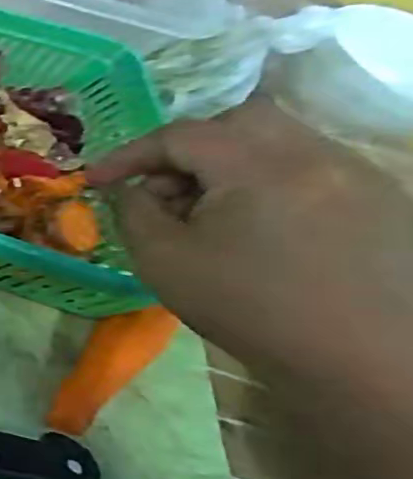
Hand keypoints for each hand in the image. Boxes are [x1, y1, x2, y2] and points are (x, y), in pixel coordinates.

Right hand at [88, 99, 412, 405]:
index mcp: (263, 169)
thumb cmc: (246, 305)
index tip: (96, 180)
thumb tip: (133, 188)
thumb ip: (136, 210)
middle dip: (188, 145)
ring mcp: (359, 178)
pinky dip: (265, 180)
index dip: (129, 153)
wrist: (363, 358)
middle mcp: (319, 158)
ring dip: (227, 163)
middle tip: (160, 183)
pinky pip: (309, 168)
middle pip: (242, 120)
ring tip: (203, 210)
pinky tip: (251, 224)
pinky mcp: (381, 201)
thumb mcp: (162, 257)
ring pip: (279, 141)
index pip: (181, 135)